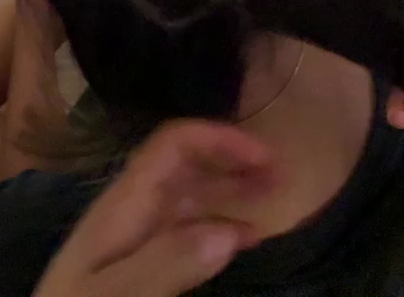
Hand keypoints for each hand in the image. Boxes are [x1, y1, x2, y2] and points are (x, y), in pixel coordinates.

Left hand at [32, 121, 276, 296]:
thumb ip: (165, 265)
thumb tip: (228, 230)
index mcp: (121, 205)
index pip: (171, 144)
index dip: (218, 138)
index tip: (263, 154)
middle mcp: (129, 211)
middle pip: (185, 166)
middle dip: (232, 160)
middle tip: (282, 174)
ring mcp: (132, 238)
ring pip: (189, 198)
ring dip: (230, 190)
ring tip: (273, 199)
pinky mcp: (136, 266)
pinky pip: (184, 231)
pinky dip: (218, 226)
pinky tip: (244, 240)